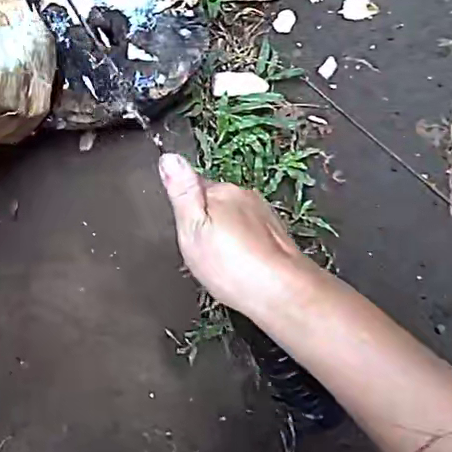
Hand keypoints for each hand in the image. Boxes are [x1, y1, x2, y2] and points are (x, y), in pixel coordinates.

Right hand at [157, 153, 314, 315]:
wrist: (282, 293)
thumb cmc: (232, 265)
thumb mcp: (192, 228)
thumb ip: (181, 191)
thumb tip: (169, 158)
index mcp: (222, 191)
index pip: (193, 184)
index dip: (185, 208)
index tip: (185, 229)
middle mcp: (245, 197)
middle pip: (215, 201)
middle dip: (206, 221)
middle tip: (201, 249)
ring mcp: (264, 215)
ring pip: (234, 218)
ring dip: (226, 235)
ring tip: (220, 260)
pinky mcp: (275, 235)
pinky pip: (250, 235)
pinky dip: (242, 246)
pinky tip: (239, 266)